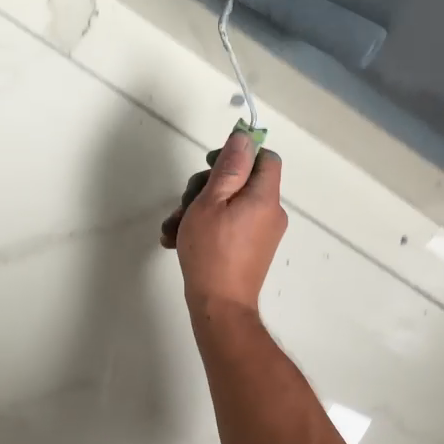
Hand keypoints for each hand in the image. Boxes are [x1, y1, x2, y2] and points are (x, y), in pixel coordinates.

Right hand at [160, 128, 287, 316]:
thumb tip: (245, 137)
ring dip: (198, 210)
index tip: (211, 163)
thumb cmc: (211, 251)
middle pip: (241, 181)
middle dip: (206, 187)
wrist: (219, 306)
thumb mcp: (211, 202)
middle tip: (184, 202)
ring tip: (173, 227)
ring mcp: (261, 233)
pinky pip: (229, 226)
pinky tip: (177, 240)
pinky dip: (206, 227)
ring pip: (229, 205)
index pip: (265, 158)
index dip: (238, 154)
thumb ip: (228, 168)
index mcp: (265, 197)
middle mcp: (270, 212)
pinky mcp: (250, 249)